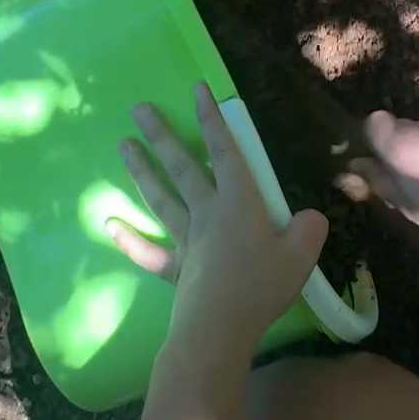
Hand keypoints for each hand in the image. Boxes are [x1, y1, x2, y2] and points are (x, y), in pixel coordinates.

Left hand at [107, 84, 327, 353]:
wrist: (218, 330)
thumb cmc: (261, 286)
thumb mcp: (302, 254)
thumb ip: (309, 228)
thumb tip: (309, 218)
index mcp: (238, 202)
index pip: (226, 151)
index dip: (212, 119)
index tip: (197, 89)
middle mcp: (207, 213)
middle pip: (183, 167)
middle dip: (161, 135)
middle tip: (137, 109)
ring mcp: (186, 240)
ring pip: (160, 198)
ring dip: (142, 170)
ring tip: (122, 145)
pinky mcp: (175, 271)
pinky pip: (149, 252)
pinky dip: (129, 239)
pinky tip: (109, 224)